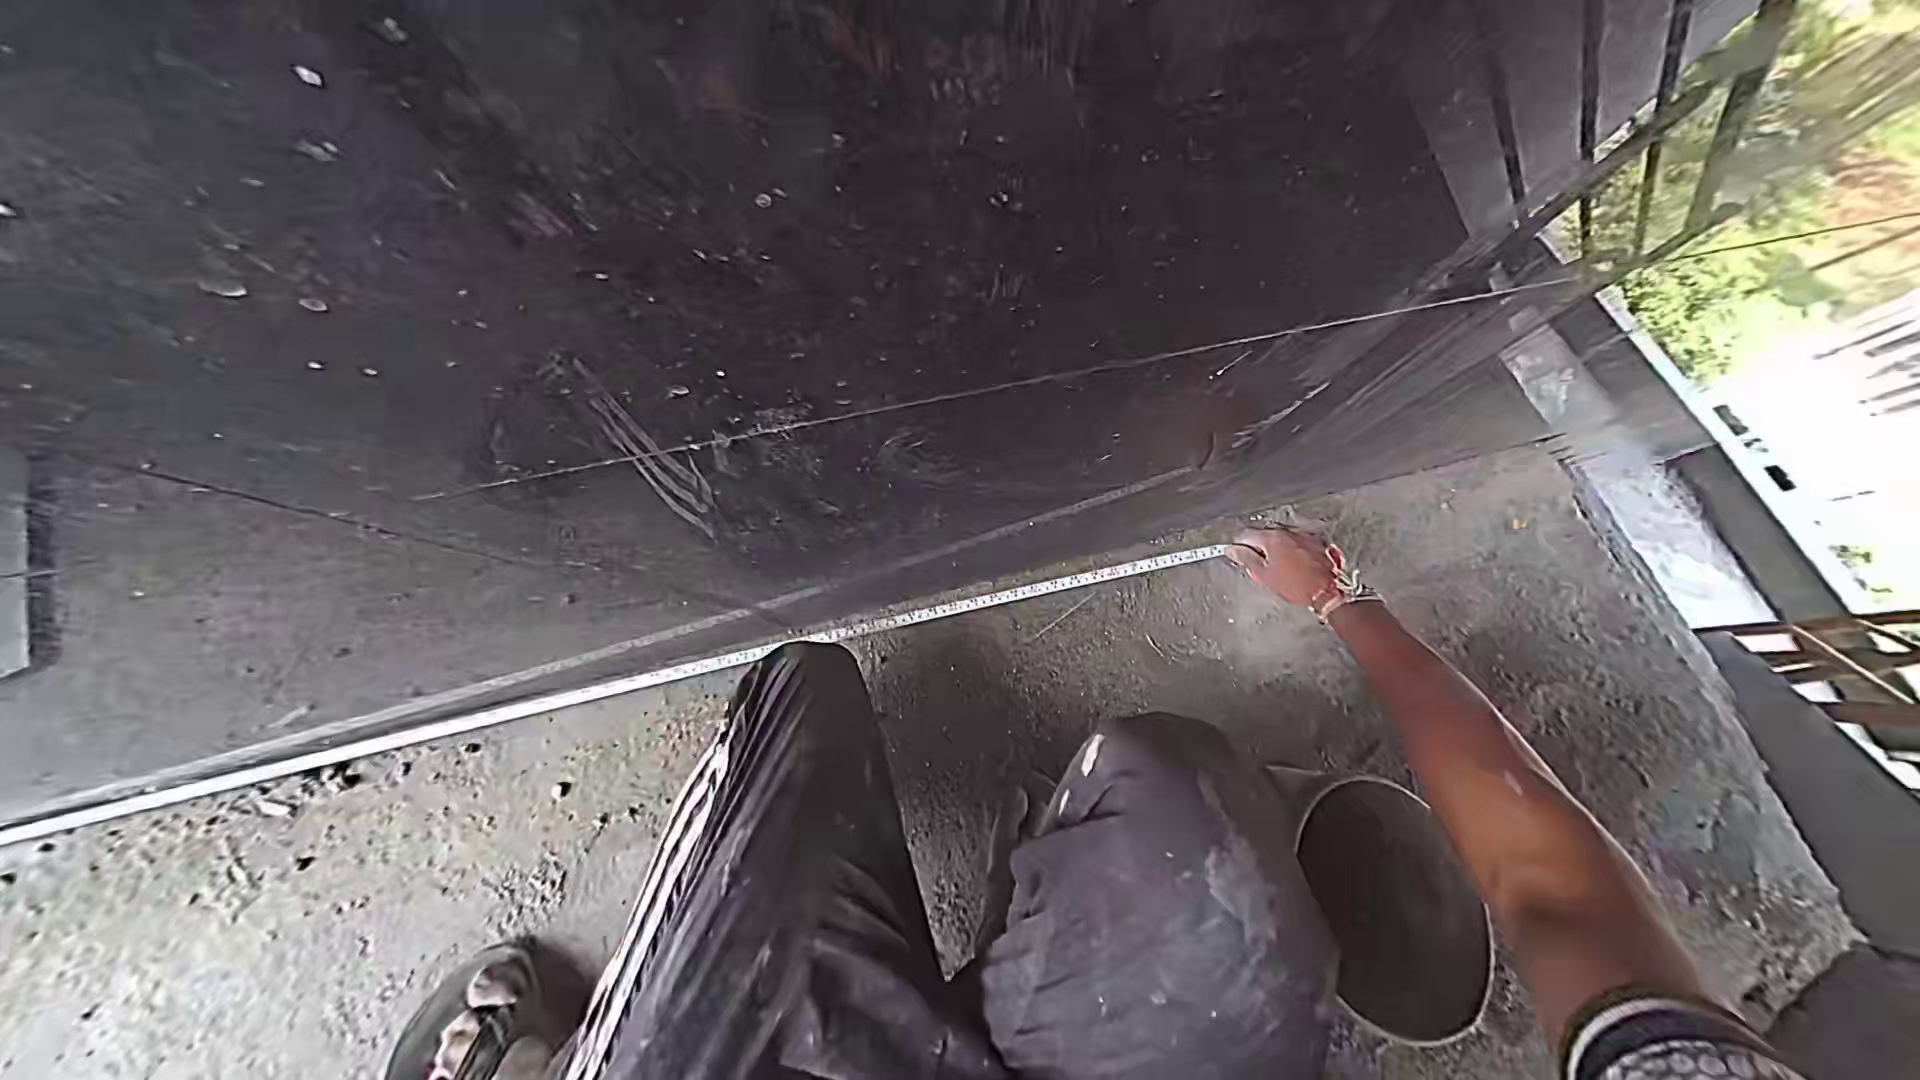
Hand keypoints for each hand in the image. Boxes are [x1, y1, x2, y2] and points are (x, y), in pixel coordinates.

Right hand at [1227, 526, 1346, 607]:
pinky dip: (1293, 548)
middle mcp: (1289, 532)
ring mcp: (1305, 535)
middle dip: (1259, 546)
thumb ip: (1246, 558)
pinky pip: (1298, 541)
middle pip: (1265, 534)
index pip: (1246, 535)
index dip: (1240, 546)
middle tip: (1260, 565)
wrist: (1327, 593)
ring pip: (1282, 537)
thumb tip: (1232, 550)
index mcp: (1272, 538)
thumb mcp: (1264, 575)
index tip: (1239, 555)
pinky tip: (1295, 563)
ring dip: (1277, 547)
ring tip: (1280, 566)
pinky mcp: (1318, 542)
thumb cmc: (1296, 585)